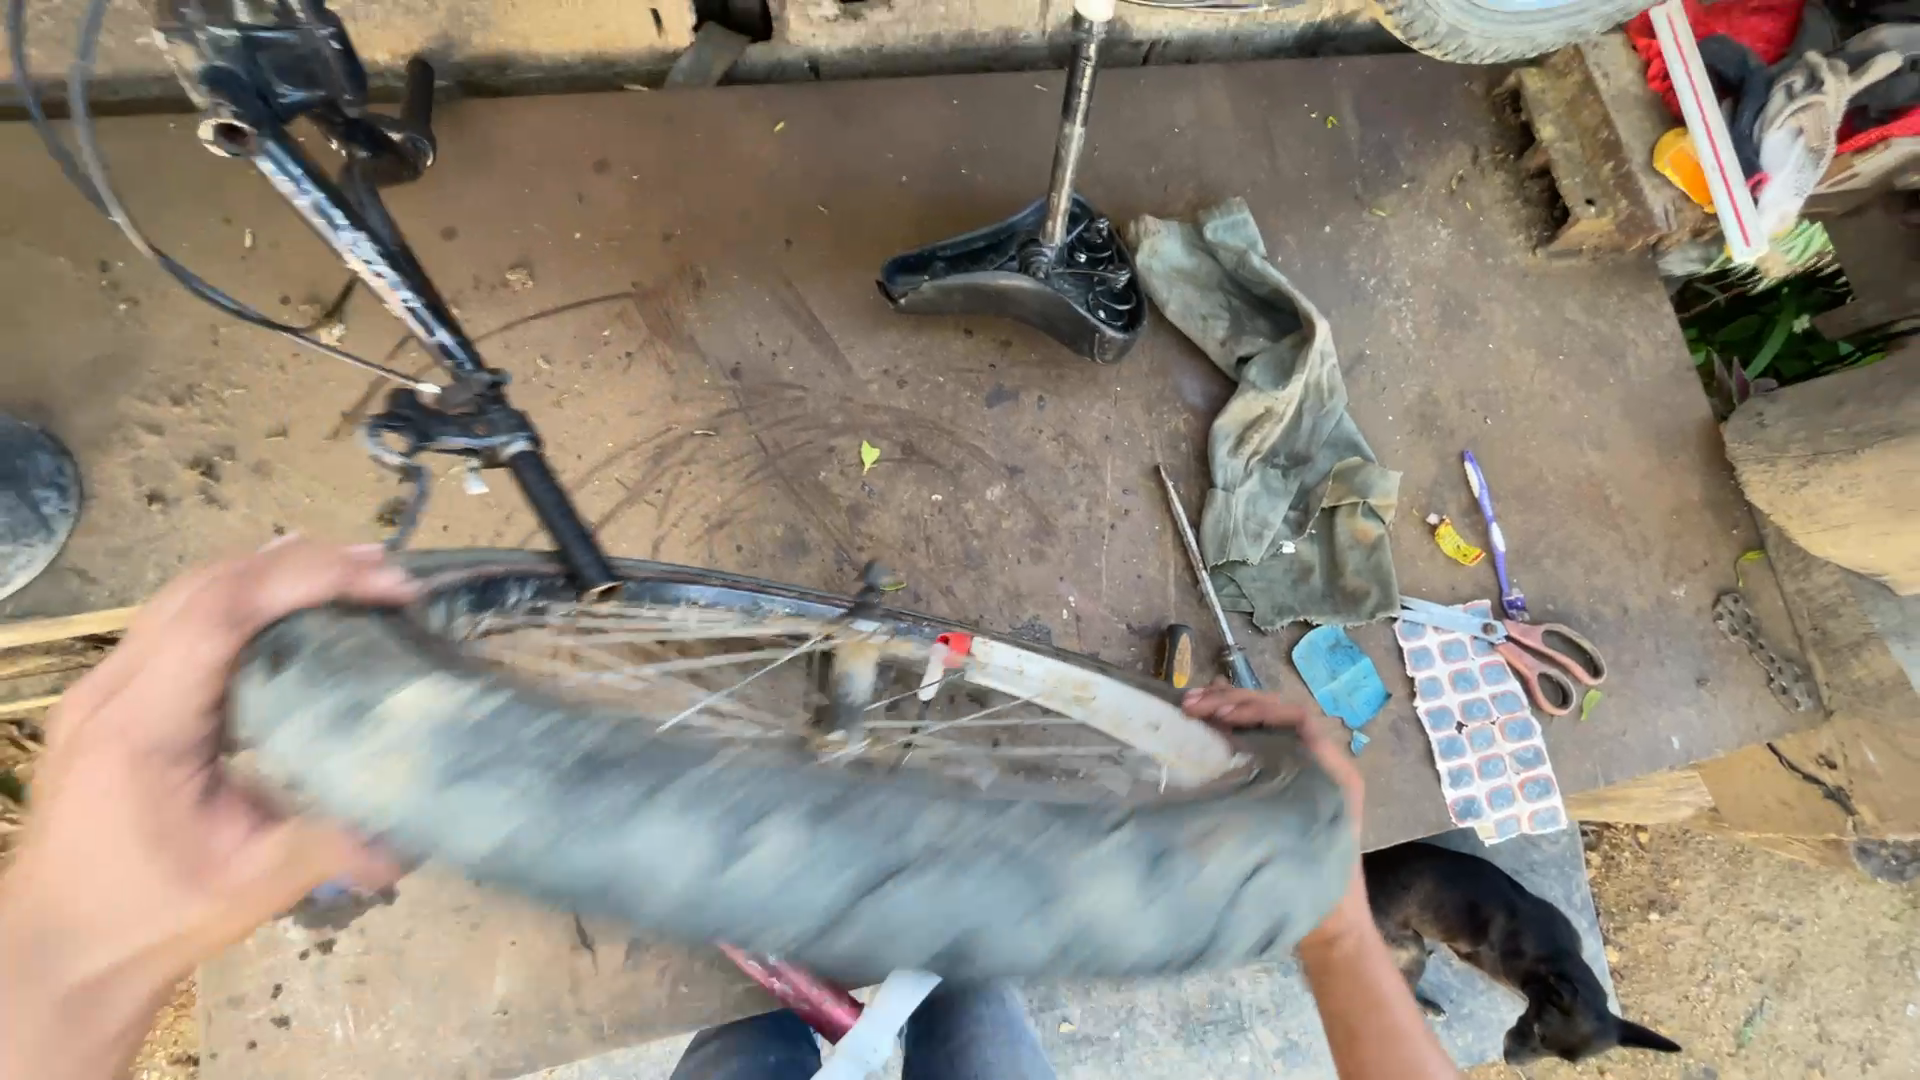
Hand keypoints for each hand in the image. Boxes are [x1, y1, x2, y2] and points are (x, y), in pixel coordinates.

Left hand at [0, 539, 417, 1079]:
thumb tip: (421, 817)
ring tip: (357, 565)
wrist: (53, 953)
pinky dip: (248, 588)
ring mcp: (105, 689)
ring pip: (190, 591)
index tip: (386, 585)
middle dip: (304, 565)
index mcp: (143, 729)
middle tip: (387, 569)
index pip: (222, 618)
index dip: (308, 583)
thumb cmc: (152, 915)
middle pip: (206, 588)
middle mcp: (113, 693)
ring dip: (277, 568)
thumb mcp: (256, 883)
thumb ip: (337, 838)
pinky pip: (183, 614)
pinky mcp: (118, 694)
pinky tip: (290, 584)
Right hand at [1182, 686, 1372, 957]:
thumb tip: (1223, 764)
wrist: (1331, 933)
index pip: (1296, 719)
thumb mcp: (1296, 844)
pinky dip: (1229, 727)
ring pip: (1264, 722)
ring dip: (1227, 708)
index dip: (1257, 709)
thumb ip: (1271, 803)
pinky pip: (1257, 740)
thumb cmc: (1315, 893)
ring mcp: (1298, 771)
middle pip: (1276, 713)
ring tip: (1190, 704)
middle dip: (1233, 701)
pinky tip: (1203, 721)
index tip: (1219, 715)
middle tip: (1192, 703)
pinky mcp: (1280, 782)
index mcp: (1333, 773)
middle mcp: (1320, 764)